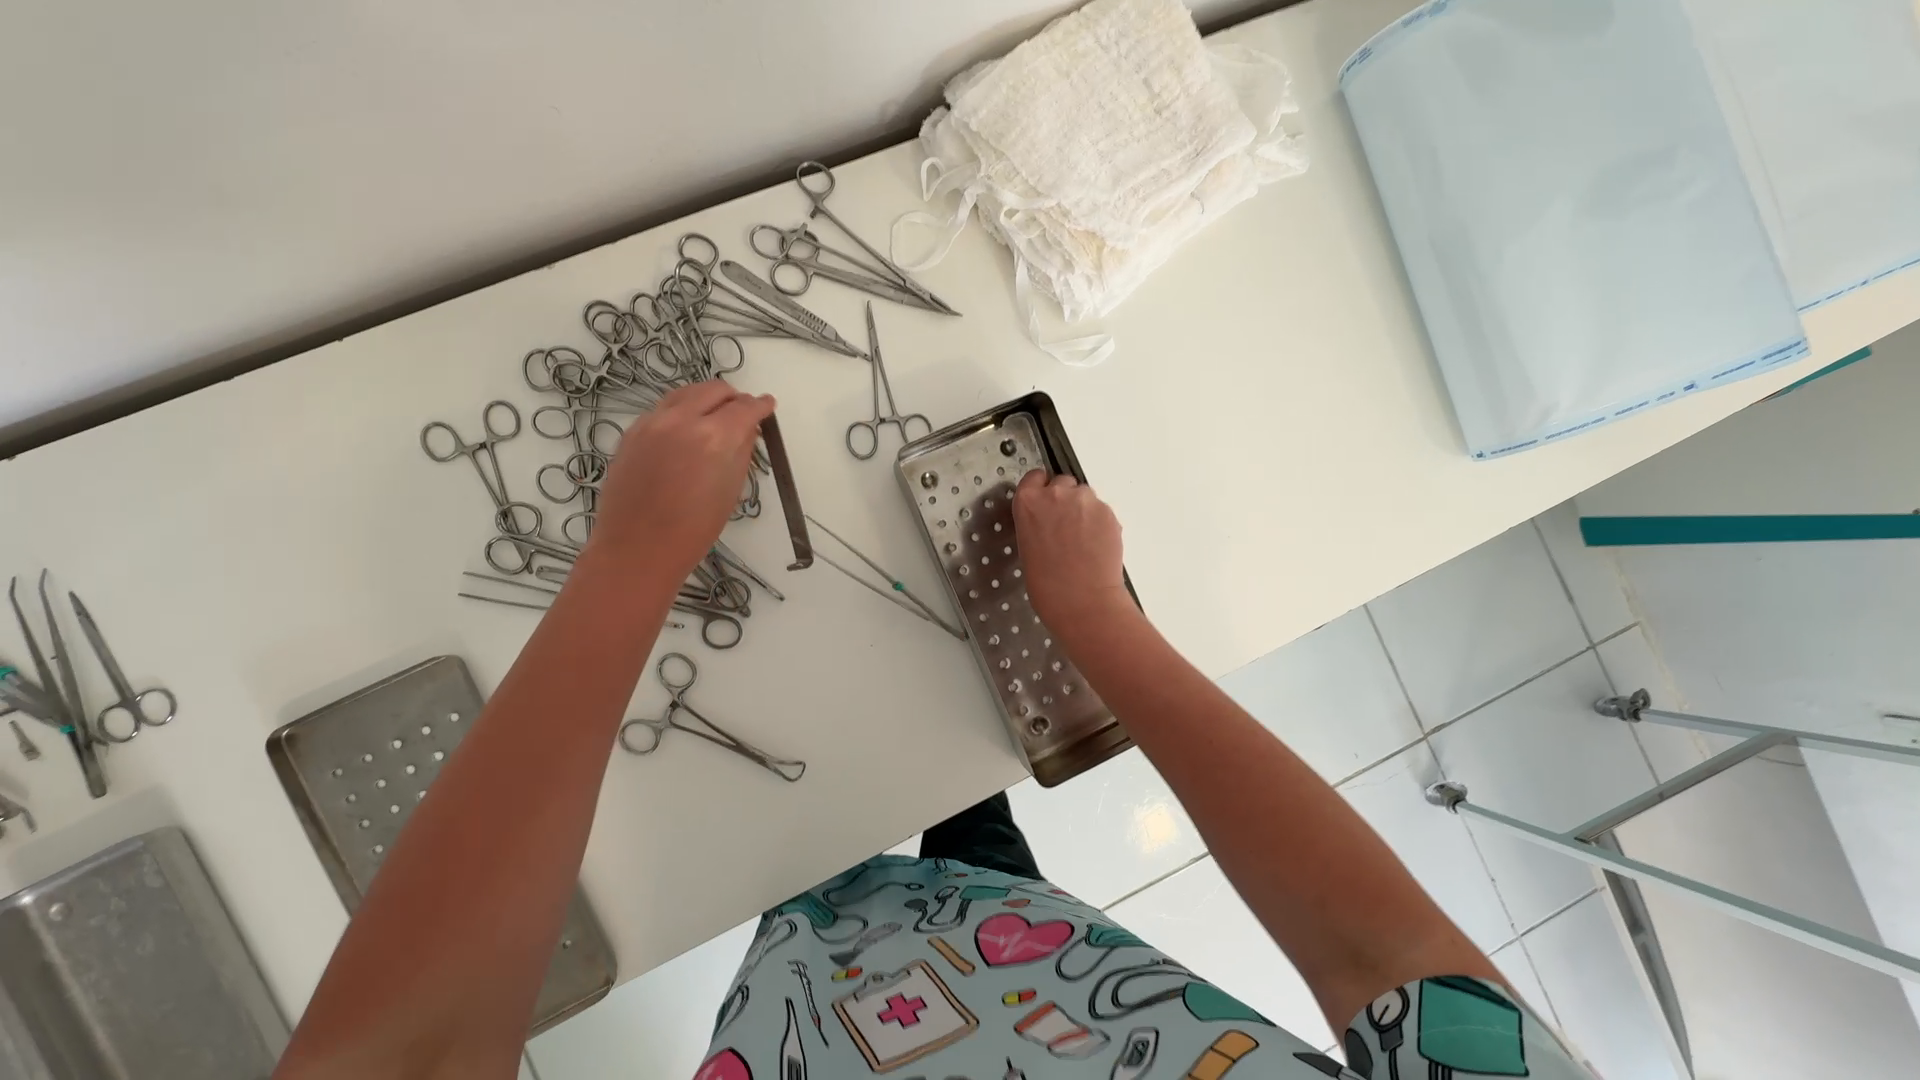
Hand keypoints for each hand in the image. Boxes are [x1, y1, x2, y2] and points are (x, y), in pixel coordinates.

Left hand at [589, 382, 775, 577]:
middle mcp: (681, 420)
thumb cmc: (693, 530)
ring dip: (705, 400)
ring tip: (714, 419)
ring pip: (685, 393)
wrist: (637, 548)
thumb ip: (741, 451)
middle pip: (714, 390)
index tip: (768, 406)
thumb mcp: (730, 490)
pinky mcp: (631, 432)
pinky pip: (663, 409)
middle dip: (733, 398)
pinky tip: (685, 434)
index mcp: (714, 437)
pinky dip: (680, 412)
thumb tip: (747, 429)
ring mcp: (651, 423)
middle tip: (743, 414)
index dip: (761, 406)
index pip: (745, 407)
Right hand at [1012, 470, 1133, 633]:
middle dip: (1065, 500)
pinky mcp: (1109, 513)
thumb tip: (1050, 522)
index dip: (1041, 490)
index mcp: (1028, 502)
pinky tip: (1096, 547)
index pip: (1035, 477)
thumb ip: (1037, 522)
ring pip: (1085, 496)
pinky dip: (1099, 524)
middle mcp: (1057, 494)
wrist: (1082, 601)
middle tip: (1066, 528)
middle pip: (1063, 483)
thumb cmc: (1046, 584)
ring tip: (1083, 540)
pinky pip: (1102, 511)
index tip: (1045, 504)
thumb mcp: (1027, 546)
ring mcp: (1086, 501)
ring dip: (1084, 511)